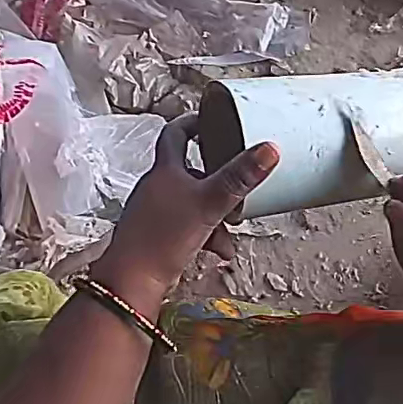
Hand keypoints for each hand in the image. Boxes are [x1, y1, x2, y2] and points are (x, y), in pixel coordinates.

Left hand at [91, 114, 277, 304]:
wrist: (133, 281)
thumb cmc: (164, 237)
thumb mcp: (210, 203)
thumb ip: (240, 177)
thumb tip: (268, 149)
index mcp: (165, 170)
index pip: (176, 134)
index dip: (194, 123)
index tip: (212, 122)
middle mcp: (158, 186)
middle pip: (192, 171)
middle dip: (219, 181)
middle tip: (237, 185)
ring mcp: (156, 210)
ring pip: (194, 202)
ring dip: (216, 214)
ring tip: (230, 230)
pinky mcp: (158, 234)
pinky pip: (189, 225)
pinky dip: (206, 234)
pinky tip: (218, 250)